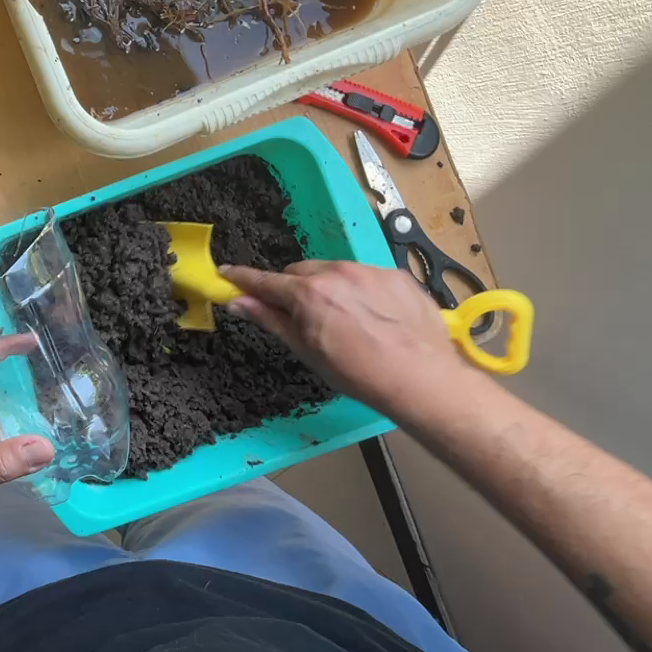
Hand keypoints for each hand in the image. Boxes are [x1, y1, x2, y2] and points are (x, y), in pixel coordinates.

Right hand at [220, 261, 472, 415]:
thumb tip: (237, 302)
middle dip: (295, 289)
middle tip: (305, 316)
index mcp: (308, 293)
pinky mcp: (396, 275)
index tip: (226, 274)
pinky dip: (361, 290)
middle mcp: (335, 272)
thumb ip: (270, 320)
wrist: (424, 381)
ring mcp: (368, 271)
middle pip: (299, 272)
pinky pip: (365, 276)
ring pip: (333, 271)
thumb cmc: (359, 374)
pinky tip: (375, 317)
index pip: (265, 280)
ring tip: (347, 319)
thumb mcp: (307, 350)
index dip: (243, 278)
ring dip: (329, 287)